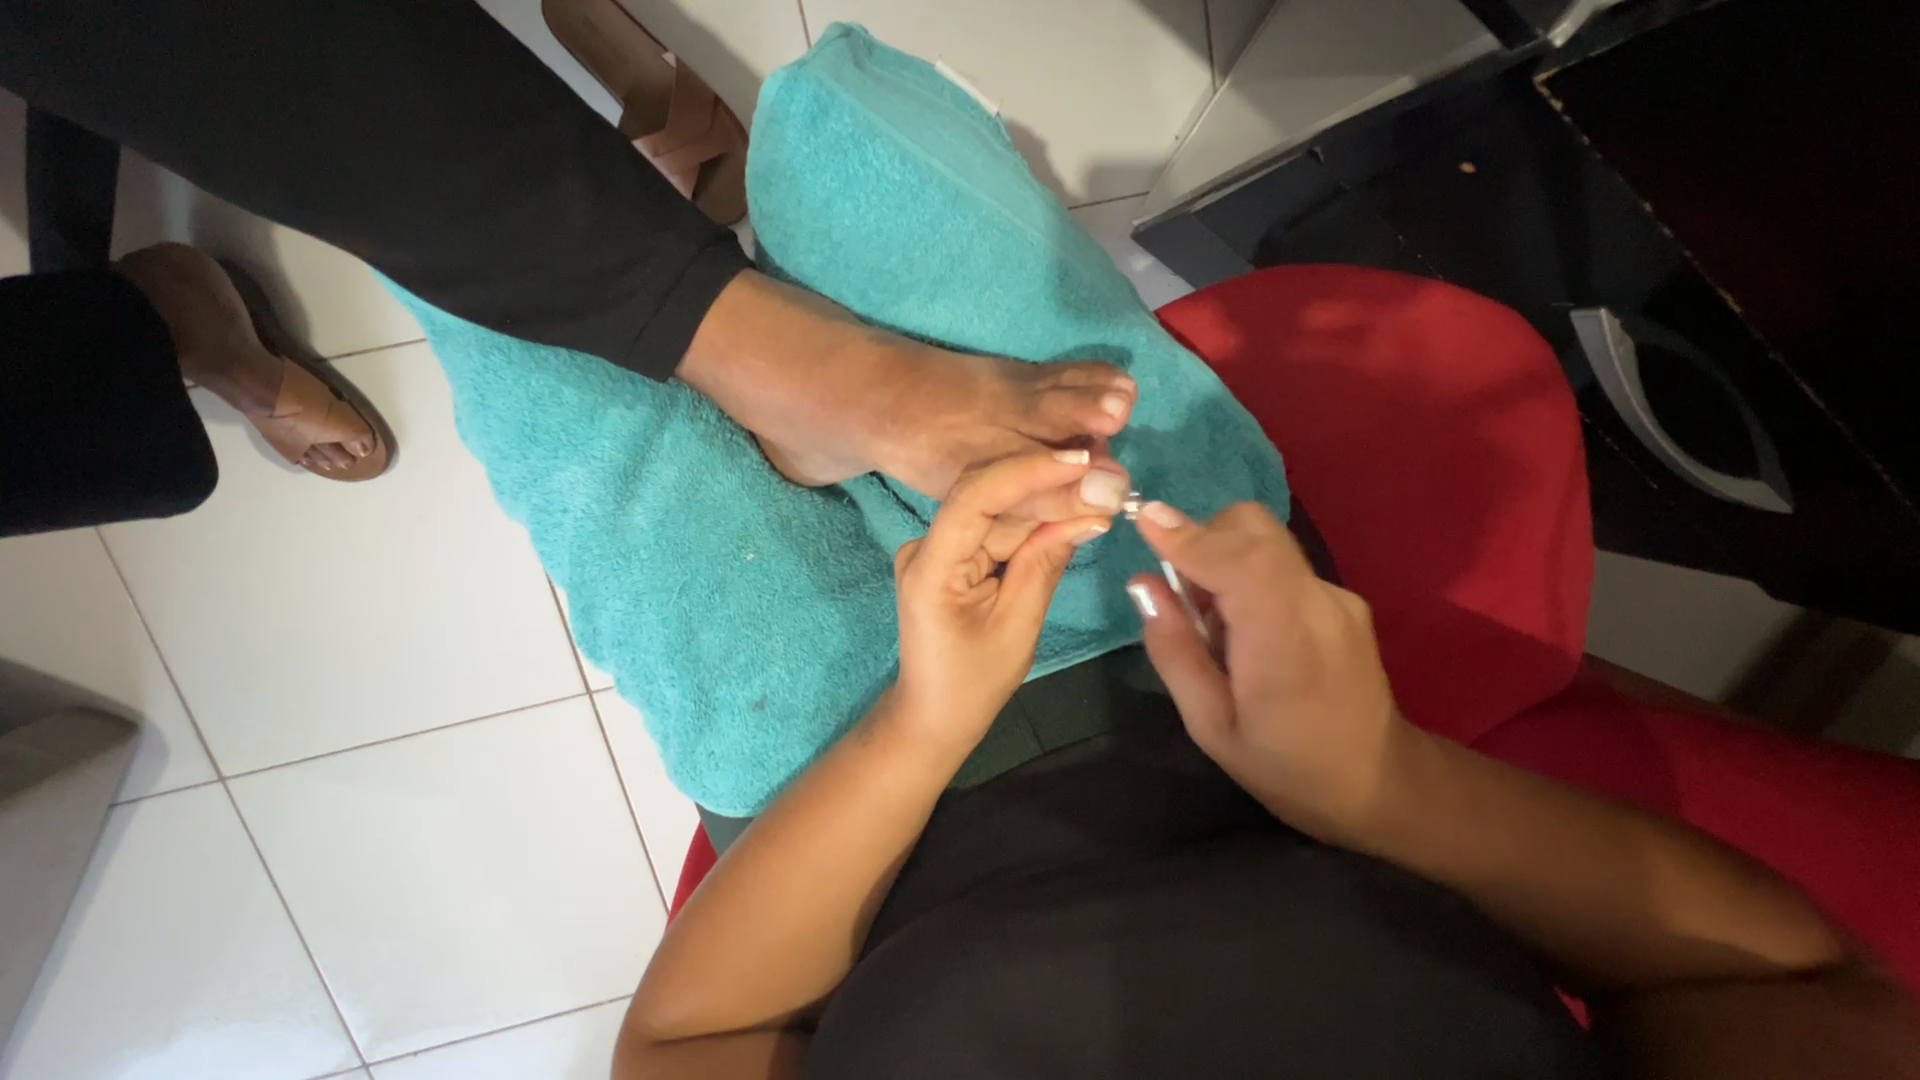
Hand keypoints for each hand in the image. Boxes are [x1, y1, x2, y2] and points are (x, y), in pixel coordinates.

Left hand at [891, 450, 1120, 749]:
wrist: (935, 712)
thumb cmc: (974, 682)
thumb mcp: (1018, 625)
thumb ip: (1045, 562)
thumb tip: (1090, 511)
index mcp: (930, 566)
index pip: (975, 497)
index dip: (1028, 472)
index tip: (1080, 462)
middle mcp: (925, 545)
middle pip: (989, 498)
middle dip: (1050, 484)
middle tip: (1108, 476)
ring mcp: (937, 547)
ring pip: (998, 510)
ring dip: (1049, 500)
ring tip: (1103, 489)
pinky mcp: (953, 553)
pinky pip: (996, 528)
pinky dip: (1034, 522)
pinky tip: (1075, 509)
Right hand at [1128, 501, 1414, 842]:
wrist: (1378, 784)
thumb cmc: (1284, 766)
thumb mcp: (1209, 724)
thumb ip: (1174, 650)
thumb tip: (1143, 584)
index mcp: (1284, 641)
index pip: (1238, 561)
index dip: (1188, 536)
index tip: (1142, 519)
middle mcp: (1318, 603)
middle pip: (1253, 528)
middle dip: (1203, 538)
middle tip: (1181, 594)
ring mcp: (1337, 597)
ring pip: (1266, 541)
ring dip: (1223, 558)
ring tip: (1214, 623)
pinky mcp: (1343, 600)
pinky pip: (1281, 565)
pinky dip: (1248, 577)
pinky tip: (1245, 631)